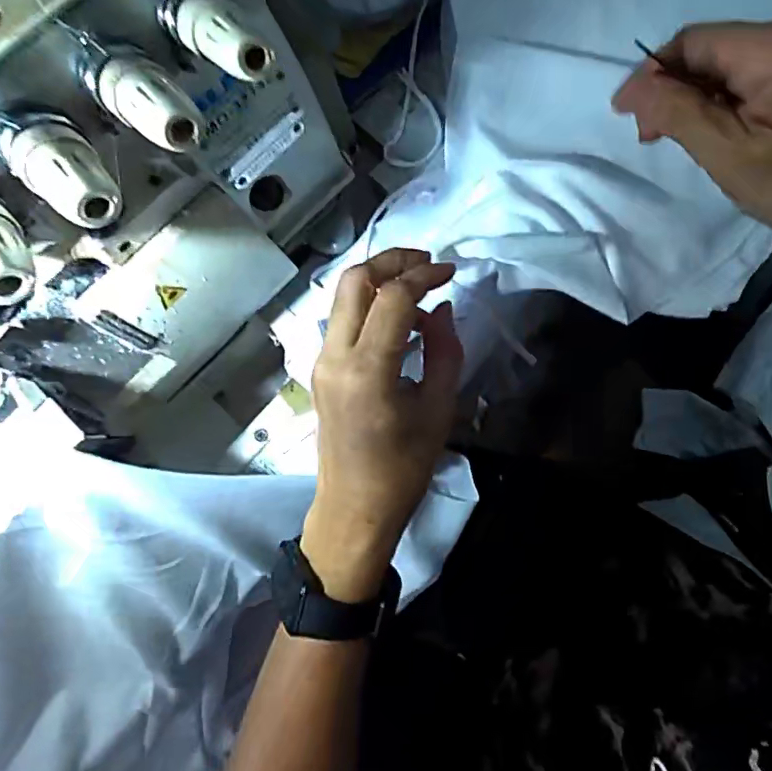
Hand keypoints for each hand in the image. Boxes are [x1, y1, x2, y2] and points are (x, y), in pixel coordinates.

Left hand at [303, 248, 462, 602]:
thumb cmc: (403, 468)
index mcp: (368, 370)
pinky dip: (369, 304)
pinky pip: (343, 319)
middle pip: (355, 281)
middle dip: (392, 261)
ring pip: (343, 296)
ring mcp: (321, 361)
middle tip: (428, 263)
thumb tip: (441, 309)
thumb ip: (444, 351)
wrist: (354, 509)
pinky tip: (400, 319)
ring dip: (379, 279)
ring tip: (418, 286)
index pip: (392, 297)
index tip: (451, 273)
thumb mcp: (438, 409)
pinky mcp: (320, 369)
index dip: (424, 276)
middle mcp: (335, 356)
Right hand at [612, 19, 771, 282]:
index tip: (628, 118)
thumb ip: (678, 113)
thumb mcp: (730, 155)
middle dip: (676, 90)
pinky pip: (754, 79)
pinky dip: (727, 105)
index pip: (695, 41)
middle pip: (713, 50)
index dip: (653, 74)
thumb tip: (632, 88)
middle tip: (653, 138)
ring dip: (699, 100)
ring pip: (730, 67)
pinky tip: (721, 136)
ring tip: (686, 141)